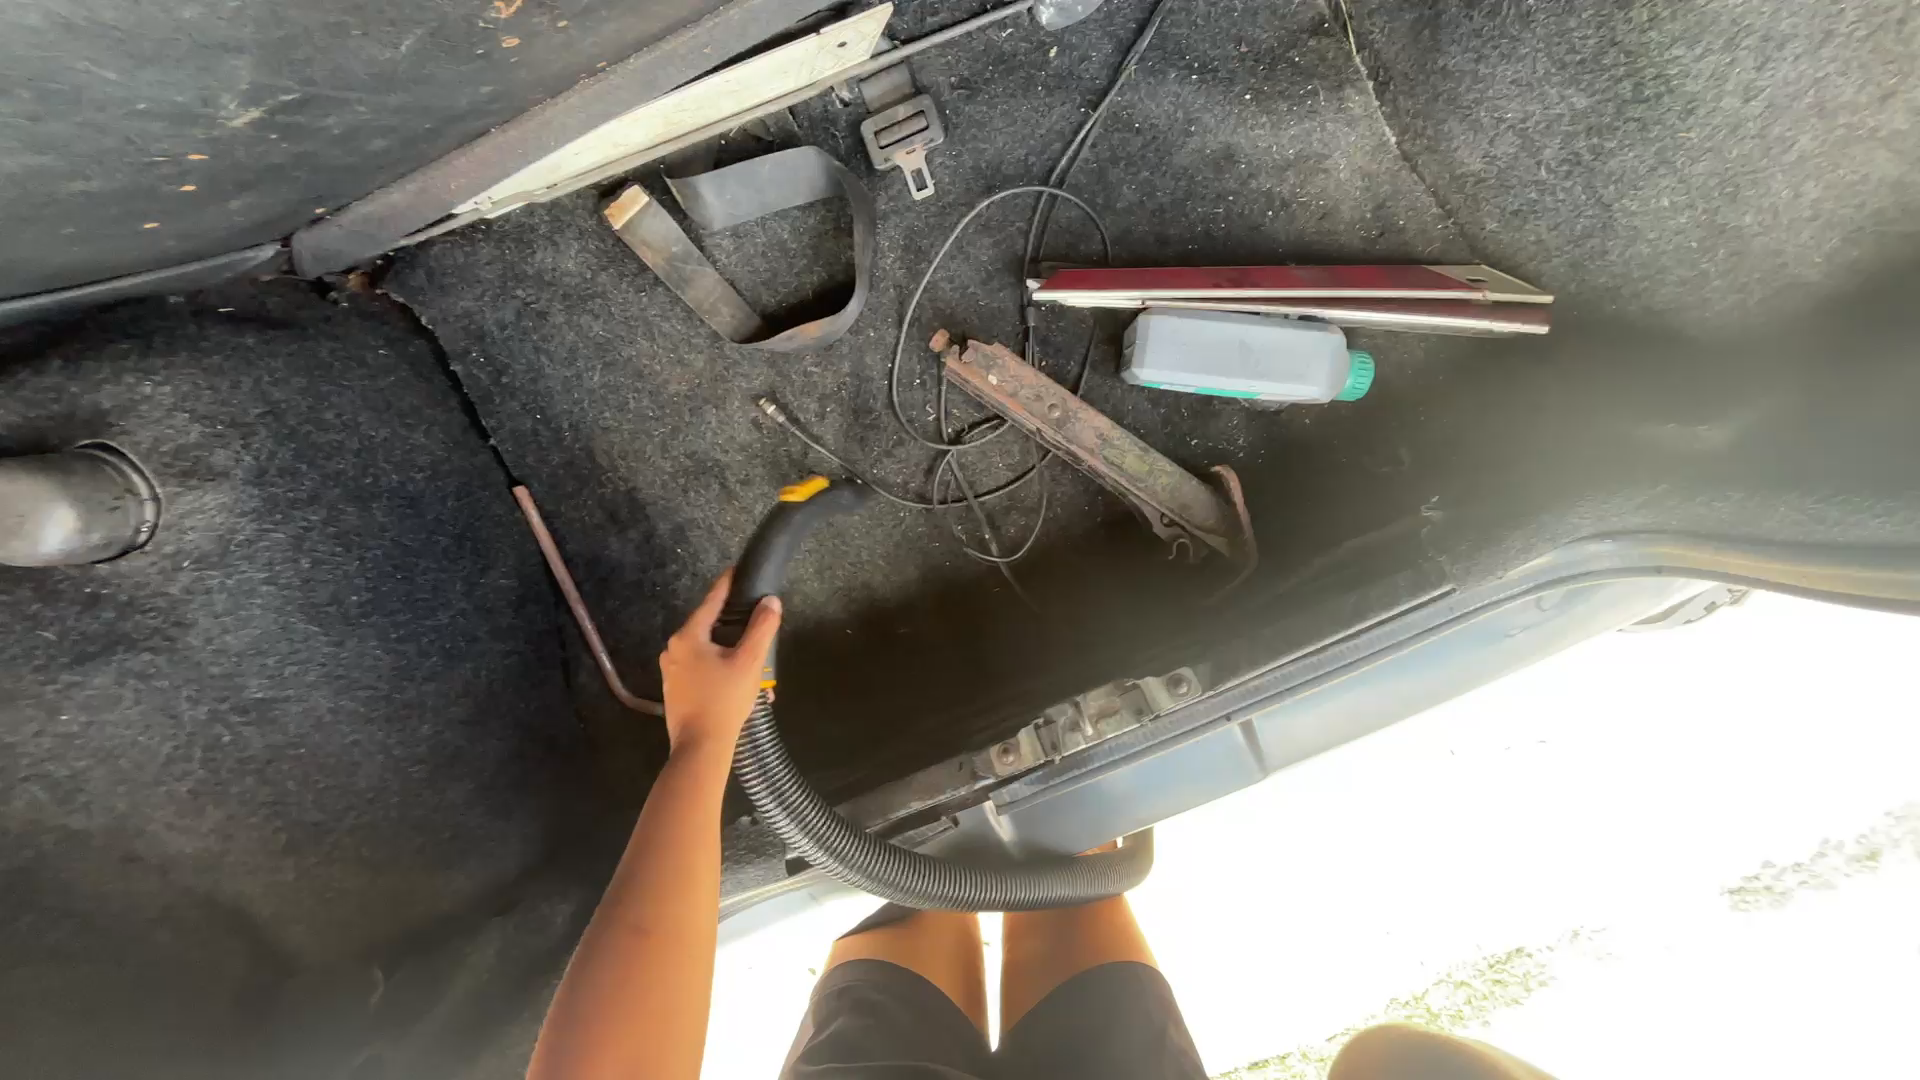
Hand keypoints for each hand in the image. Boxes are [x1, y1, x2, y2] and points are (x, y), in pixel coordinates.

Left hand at [659, 569, 781, 762]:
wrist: (700, 747)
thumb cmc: (724, 700)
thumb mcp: (750, 662)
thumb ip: (762, 628)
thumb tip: (771, 601)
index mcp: (689, 636)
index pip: (711, 601)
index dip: (727, 584)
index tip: (737, 569)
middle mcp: (674, 648)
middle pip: (709, 626)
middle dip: (735, 626)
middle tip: (757, 622)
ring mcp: (672, 670)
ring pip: (707, 649)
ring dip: (731, 651)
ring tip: (755, 660)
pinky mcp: (676, 688)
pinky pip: (702, 667)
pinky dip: (721, 667)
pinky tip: (741, 681)